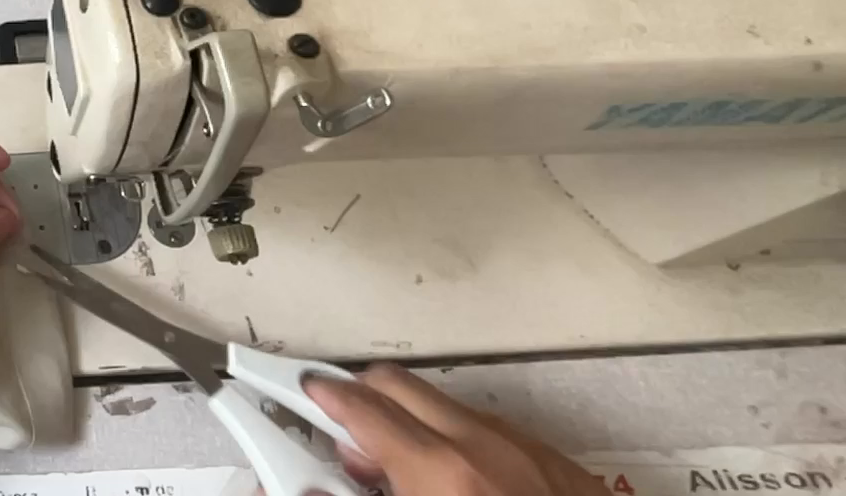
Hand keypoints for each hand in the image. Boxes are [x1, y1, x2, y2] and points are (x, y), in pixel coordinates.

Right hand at [305, 364, 604, 495]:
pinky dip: (465, 441)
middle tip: (340, 425)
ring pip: (446, 405)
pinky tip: (468, 484)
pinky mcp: (573, 473)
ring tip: (405, 465)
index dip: (316, 393)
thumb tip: (307, 488)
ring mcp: (533, 456)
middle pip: (395, 383)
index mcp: (439, 471)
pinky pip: (498, 433)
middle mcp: (484, 447)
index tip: (294, 389)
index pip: (355, 404)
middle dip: (358, 393)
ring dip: (411, 418)